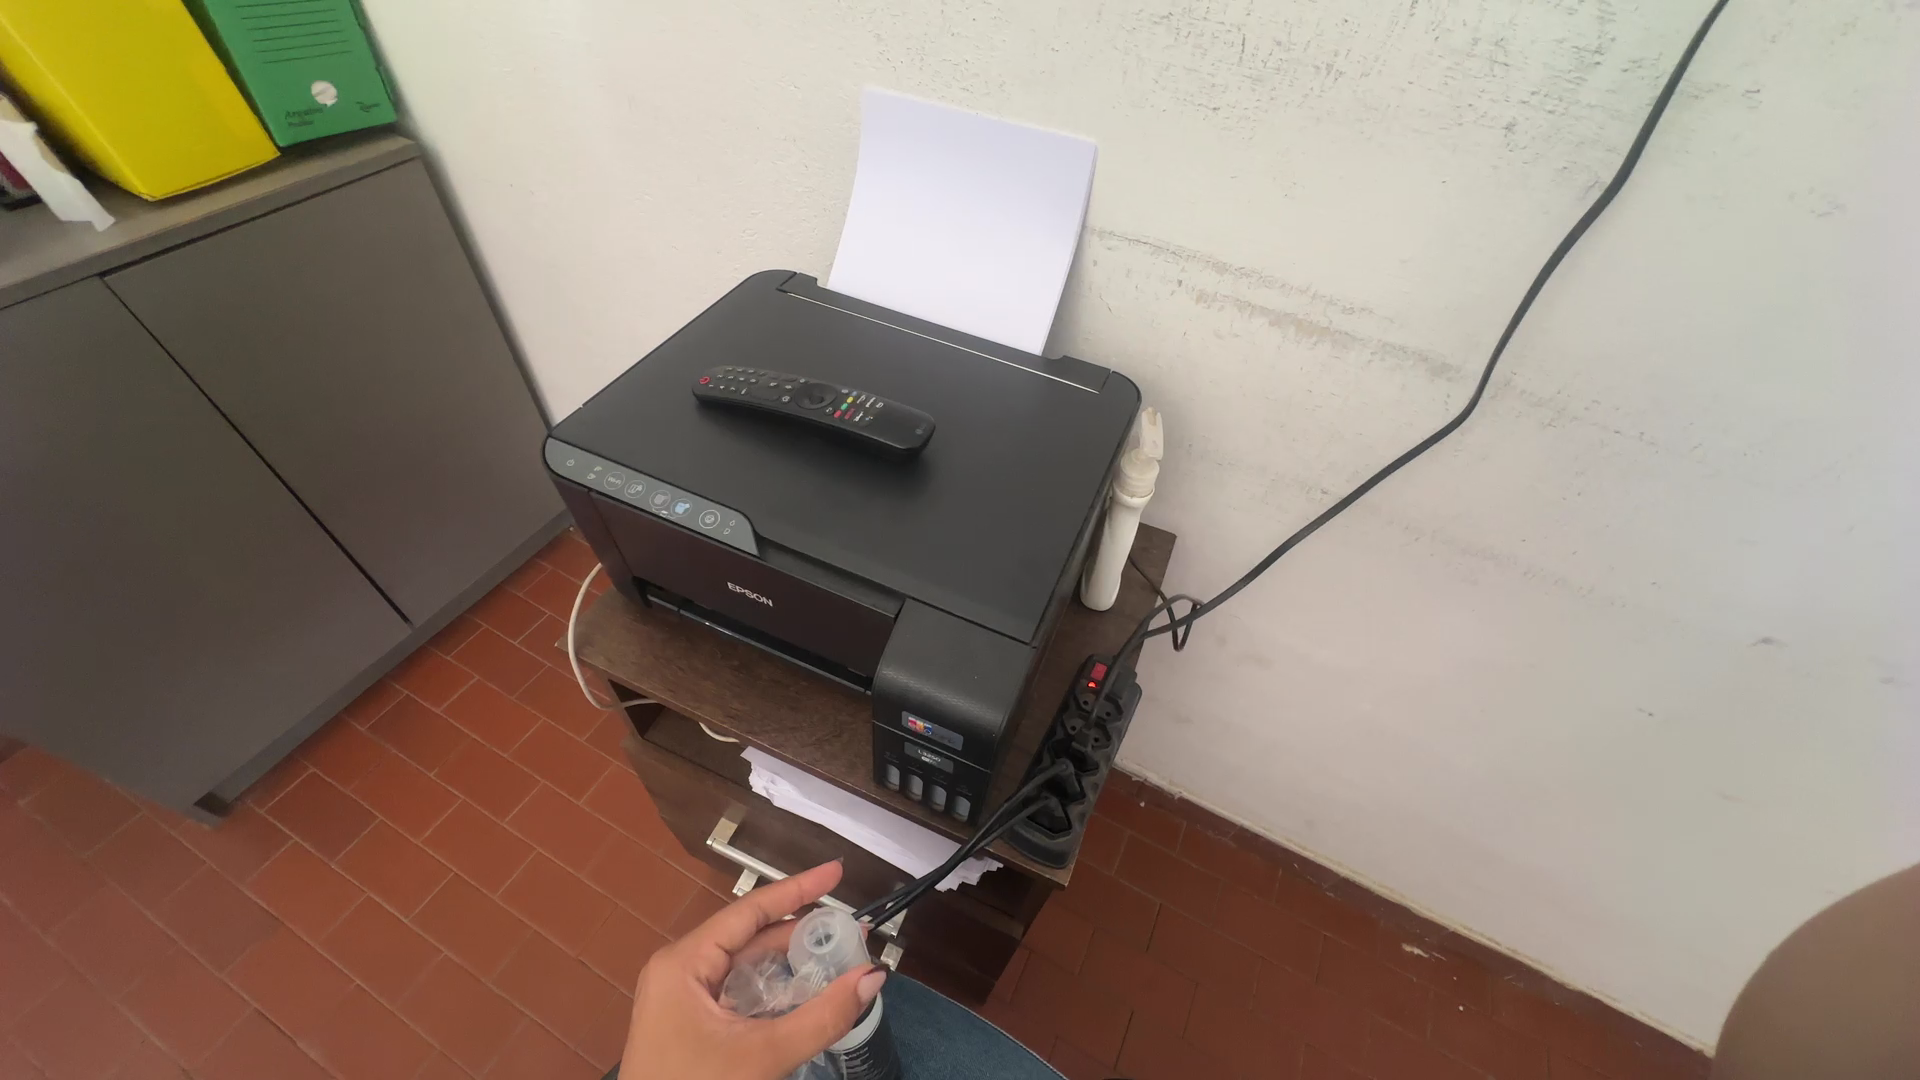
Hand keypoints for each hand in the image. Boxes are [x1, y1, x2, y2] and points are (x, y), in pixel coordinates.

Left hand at [624, 861, 886, 1078]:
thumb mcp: (762, 1056)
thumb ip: (822, 1015)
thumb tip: (873, 975)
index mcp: (683, 962)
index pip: (751, 910)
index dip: (798, 888)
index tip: (837, 871)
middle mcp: (679, 968)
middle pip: (751, 934)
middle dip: (801, 929)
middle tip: (849, 928)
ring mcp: (681, 996)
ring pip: (746, 962)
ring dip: (789, 958)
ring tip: (834, 953)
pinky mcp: (688, 1021)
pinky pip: (736, 988)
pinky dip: (771, 984)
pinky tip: (802, 987)